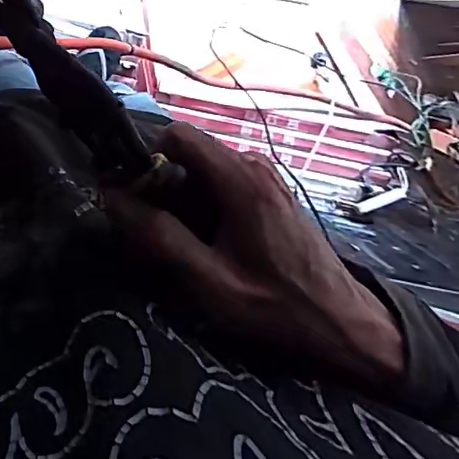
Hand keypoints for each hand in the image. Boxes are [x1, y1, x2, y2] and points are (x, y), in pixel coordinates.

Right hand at [106, 123, 405, 385]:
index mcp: (240, 178)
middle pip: (187, 152)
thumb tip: (113, 199)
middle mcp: (252, 164)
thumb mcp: (212, 281)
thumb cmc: (278, 305)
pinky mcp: (268, 188)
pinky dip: (204, 200)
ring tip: (187, 242)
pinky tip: (211, 240)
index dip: (149, 159)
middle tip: (160, 230)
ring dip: (183, 196)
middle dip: (164, 184)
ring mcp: (264, 174)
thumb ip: (160, 237)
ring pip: (202, 166)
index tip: (141, 199)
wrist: (346, 323)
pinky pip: (221, 178)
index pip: (177, 134)